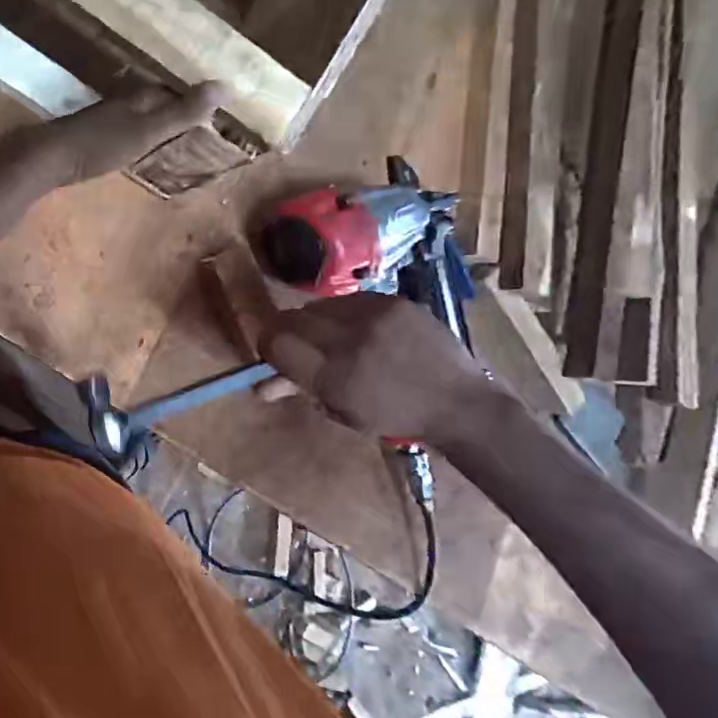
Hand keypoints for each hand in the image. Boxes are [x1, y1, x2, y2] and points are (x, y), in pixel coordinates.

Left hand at [11, 82, 226, 186]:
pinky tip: (149, 144)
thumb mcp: (148, 130)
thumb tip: (226, 84)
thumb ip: (184, 112)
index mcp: (140, 95)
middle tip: (209, 116)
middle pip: (161, 98)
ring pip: (145, 112)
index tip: (222, 101)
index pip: (176, 87)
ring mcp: (109, 117)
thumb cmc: (101, 144)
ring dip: (164, 118)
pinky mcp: (97, 135)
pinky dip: (147, 133)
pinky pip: (132, 128)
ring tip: (186, 130)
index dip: (197, 93)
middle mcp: (126, 100)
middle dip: (182, 104)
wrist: (49, 159)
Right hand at [258, 293, 505, 443]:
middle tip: (299, 346)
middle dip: (287, 332)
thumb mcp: (344, 413)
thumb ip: (301, 391)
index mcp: (334, 378)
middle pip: (291, 319)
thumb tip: (259, 385)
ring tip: (334, 338)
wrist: (458, 402)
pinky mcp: (392, 301)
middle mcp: (349, 341)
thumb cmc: (397, 417)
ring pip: (318, 306)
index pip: (275, 343)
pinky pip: (349, 300)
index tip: (272, 353)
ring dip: (315, 322)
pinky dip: (345, 313)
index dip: (267, 346)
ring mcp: (372, 316)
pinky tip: (360, 329)